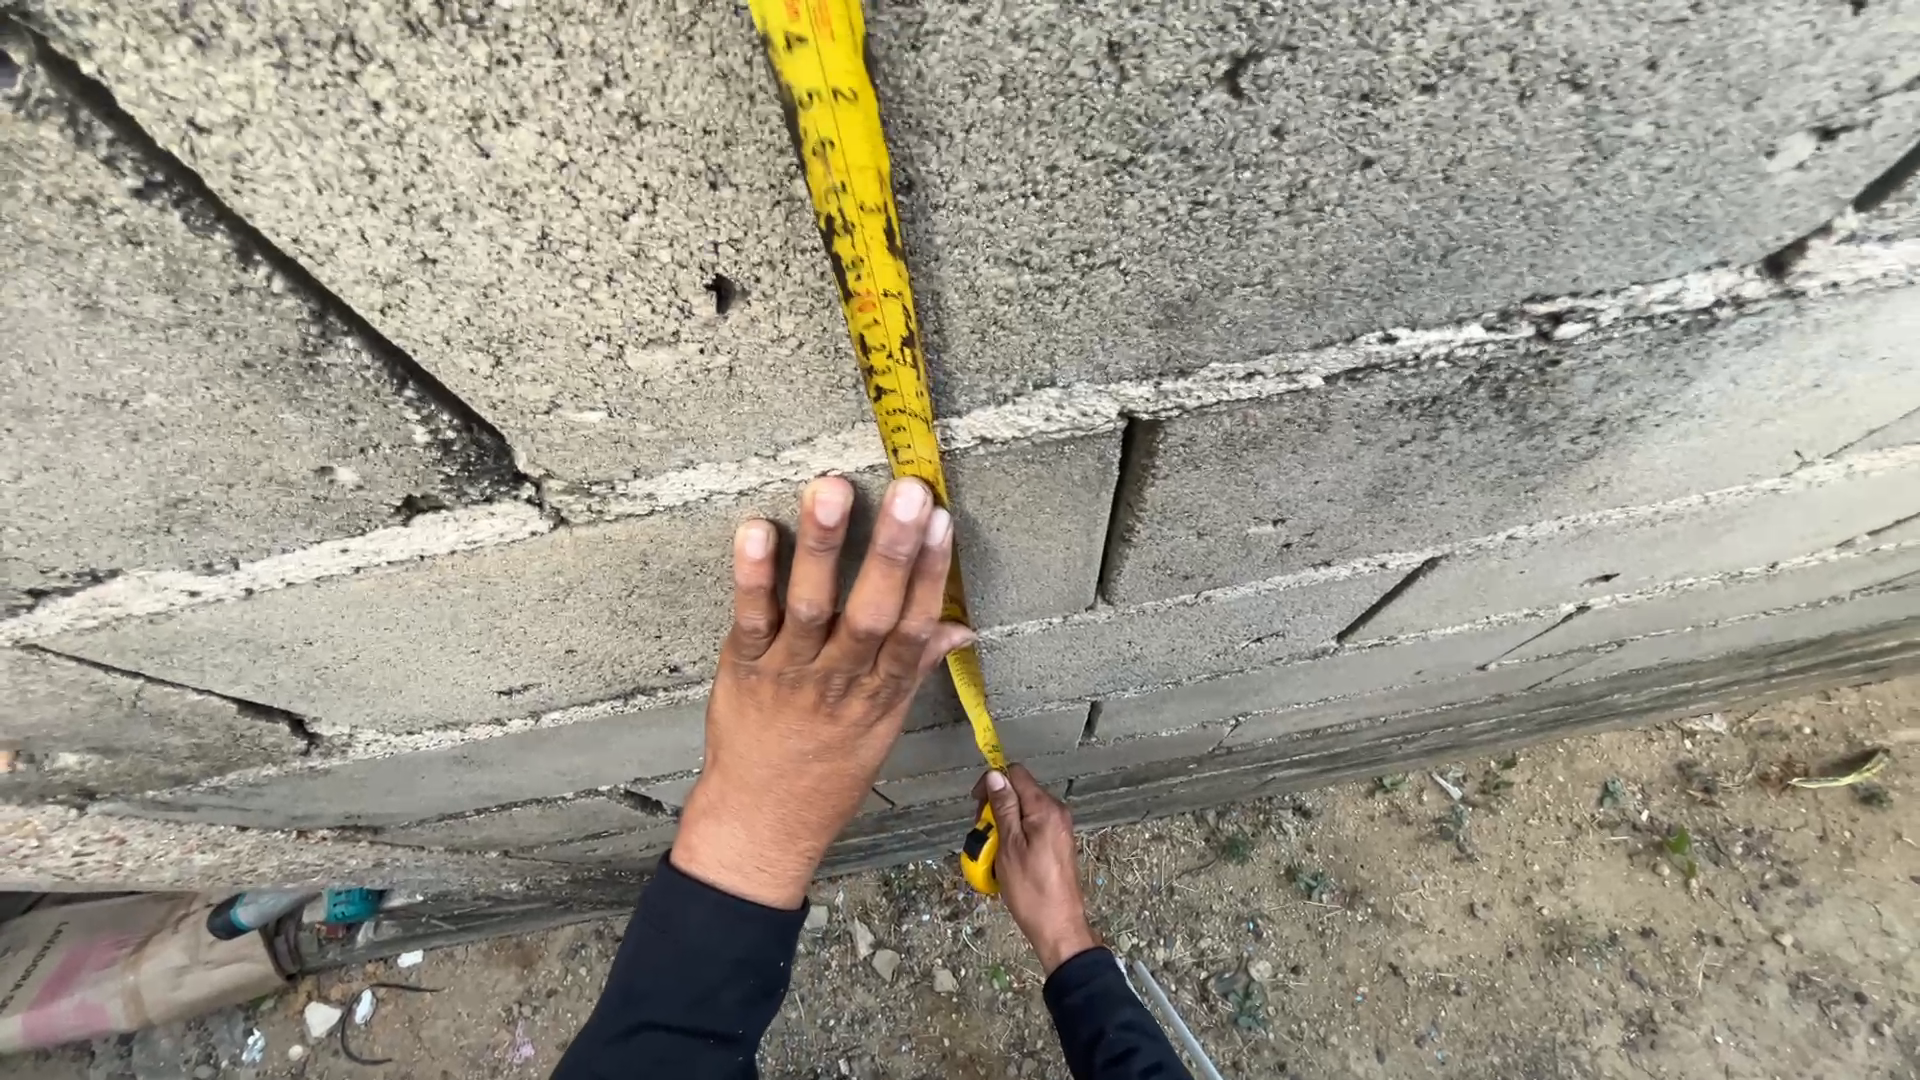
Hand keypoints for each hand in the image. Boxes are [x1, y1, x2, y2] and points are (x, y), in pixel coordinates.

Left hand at [673, 476, 975, 908]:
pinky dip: (751, 575)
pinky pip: (748, 618)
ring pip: (810, 605)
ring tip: (832, 491)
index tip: (941, 522)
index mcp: (880, 693)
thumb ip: (916, 668)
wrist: (761, 825)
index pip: (914, 627)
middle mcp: (839, 679)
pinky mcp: (742, 669)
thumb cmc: (828, 774)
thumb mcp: (884, 728)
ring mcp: (789, 673)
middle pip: (871, 611)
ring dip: (822, 547)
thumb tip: (961, 629)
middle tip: (908, 492)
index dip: (931, 573)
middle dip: (892, 549)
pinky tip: (756, 529)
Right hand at [973, 765, 1099, 972]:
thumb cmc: (1030, 889)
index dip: (993, 782)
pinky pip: (1032, 826)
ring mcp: (1059, 827)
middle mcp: (1056, 811)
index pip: (1015, 773)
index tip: (977, 805)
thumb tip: (994, 775)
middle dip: (996, 806)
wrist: (1059, 928)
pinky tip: (1006, 857)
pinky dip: (1016, 834)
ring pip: (1024, 810)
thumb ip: (1003, 807)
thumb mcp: (1009, 846)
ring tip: (993, 850)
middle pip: (1019, 791)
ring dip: (1004, 823)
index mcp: (1045, 808)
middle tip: (983, 834)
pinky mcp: (1058, 842)